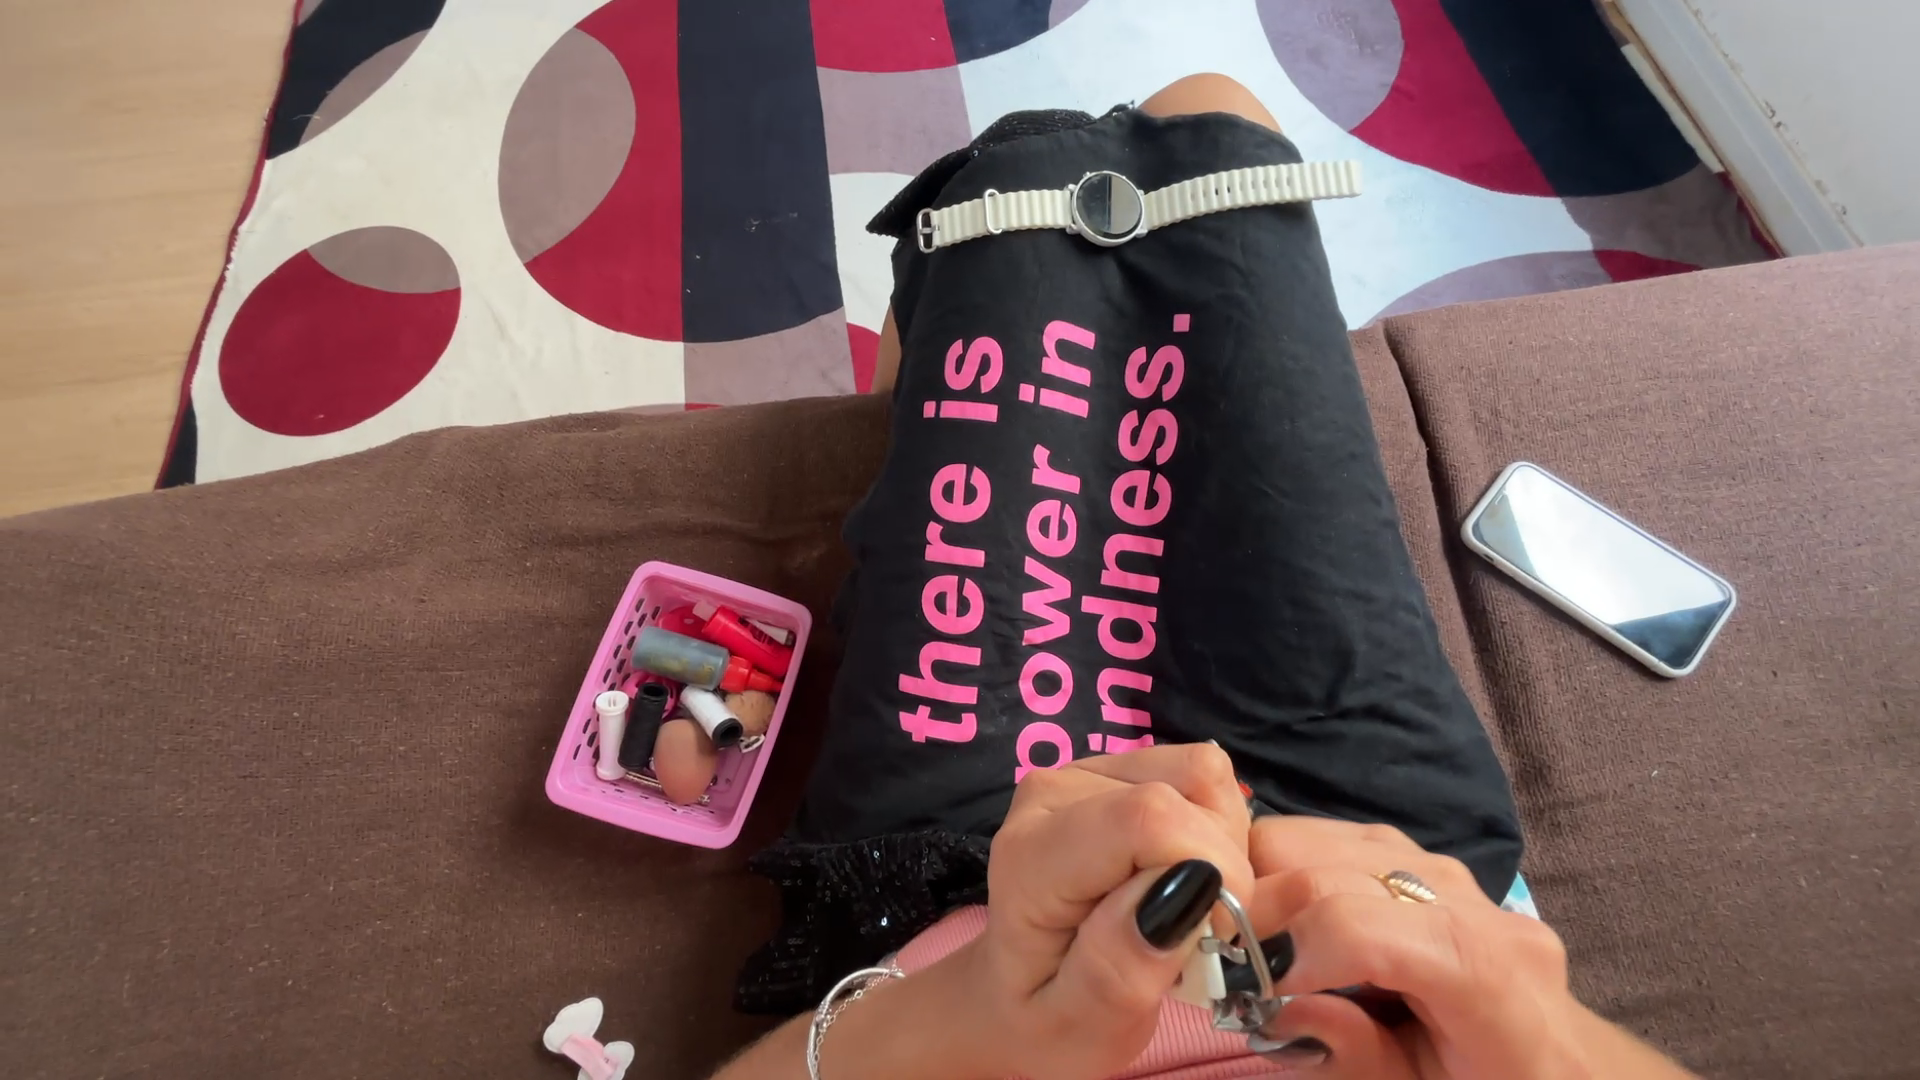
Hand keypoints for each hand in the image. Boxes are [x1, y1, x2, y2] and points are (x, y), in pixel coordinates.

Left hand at [951, 744, 1255, 1079]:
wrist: (1014, 989)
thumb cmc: (1047, 1017)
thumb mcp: (1081, 1025)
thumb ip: (1124, 966)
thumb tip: (1192, 885)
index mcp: (1034, 854)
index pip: (1148, 818)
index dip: (1211, 868)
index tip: (1217, 933)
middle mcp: (1054, 792)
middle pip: (1186, 791)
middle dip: (1222, 865)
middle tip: (1200, 931)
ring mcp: (1082, 770)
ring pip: (1202, 774)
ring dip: (1223, 841)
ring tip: (1188, 900)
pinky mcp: (1111, 767)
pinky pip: (1199, 775)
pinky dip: (1215, 825)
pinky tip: (1185, 871)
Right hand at [1245, 817, 1692, 1078]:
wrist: (1558, 1060)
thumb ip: (1353, 1059)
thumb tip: (1270, 1004)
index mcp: (1487, 974)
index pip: (1362, 925)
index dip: (1288, 949)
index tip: (1245, 987)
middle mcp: (1459, 895)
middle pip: (1316, 864)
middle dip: (1256, 910)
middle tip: (1235, 964)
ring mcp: (1429, 860)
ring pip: (1302, 835)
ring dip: (1260, 883)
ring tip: (1265, 942)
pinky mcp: (1400, 846)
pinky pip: (1313, 833)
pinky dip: (1280, 867)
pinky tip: (1290, 918)